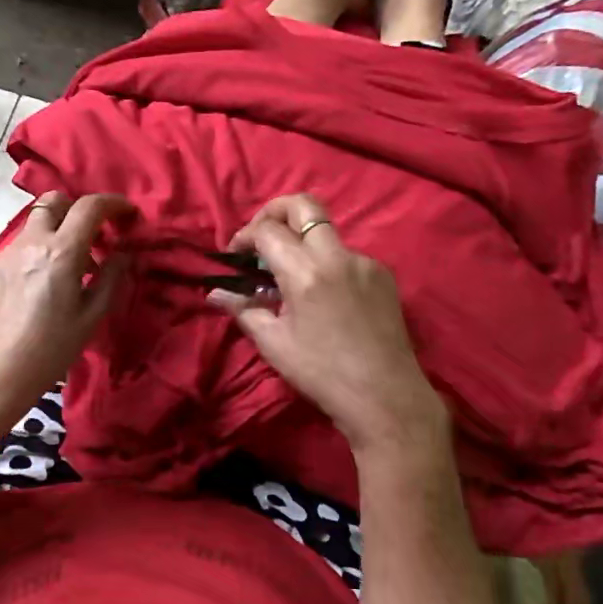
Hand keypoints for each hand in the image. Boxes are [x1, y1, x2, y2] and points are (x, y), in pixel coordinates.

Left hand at [0, 191, 133, 405]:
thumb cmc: (49, 350)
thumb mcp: (91, 317)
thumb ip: (111, 279)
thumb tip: (123, 254)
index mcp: (61, 251)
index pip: (90, 206)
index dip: (114, 204)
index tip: (128, 215)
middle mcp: (32, 241)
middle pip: (55, 200)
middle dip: (79, 208)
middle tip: (97, 235)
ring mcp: (8, 252)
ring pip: (37, 221)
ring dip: (59, 229)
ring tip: (74, 266)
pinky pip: (23, 243)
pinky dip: (42, 247)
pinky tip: (47, 281)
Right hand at [209, 194, 447, 452]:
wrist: (386, 398)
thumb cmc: (322, 374)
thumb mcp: (274, 343)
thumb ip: (243, 308)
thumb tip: (216, 292)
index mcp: (306, 273)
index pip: (267, 230)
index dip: (244, 235)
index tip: (236, 256)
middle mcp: (338, 256)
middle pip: (304, 205)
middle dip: (275, 211)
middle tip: (261, 237)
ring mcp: (365, 262)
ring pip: (326, 232)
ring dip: (301, 241)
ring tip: (289, 277)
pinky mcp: (383, 275)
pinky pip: (346, 255)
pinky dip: (325, 262)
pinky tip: (321, 295)